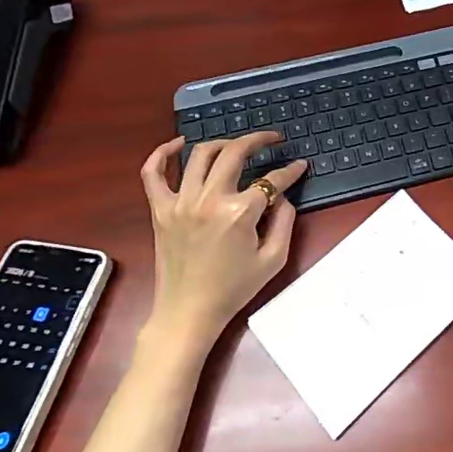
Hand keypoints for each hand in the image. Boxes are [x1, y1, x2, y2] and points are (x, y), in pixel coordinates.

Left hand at [139, 133, 307, 353]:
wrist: (188, 312)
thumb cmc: (233, 289)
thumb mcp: (273, 260)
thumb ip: (285, 221)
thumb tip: (282, 195)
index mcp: (239, 213)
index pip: (271, 180)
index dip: (290, 171)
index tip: (299, 166)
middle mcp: (209, 199)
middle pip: (235, 153)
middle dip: (258, 140)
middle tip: (271, 139)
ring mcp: (180, 202)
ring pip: (200, 154)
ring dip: (222, 142)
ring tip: (236, 143)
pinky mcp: (160, 209)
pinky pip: (153, 173)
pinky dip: (162, 153)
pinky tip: (178, 144)